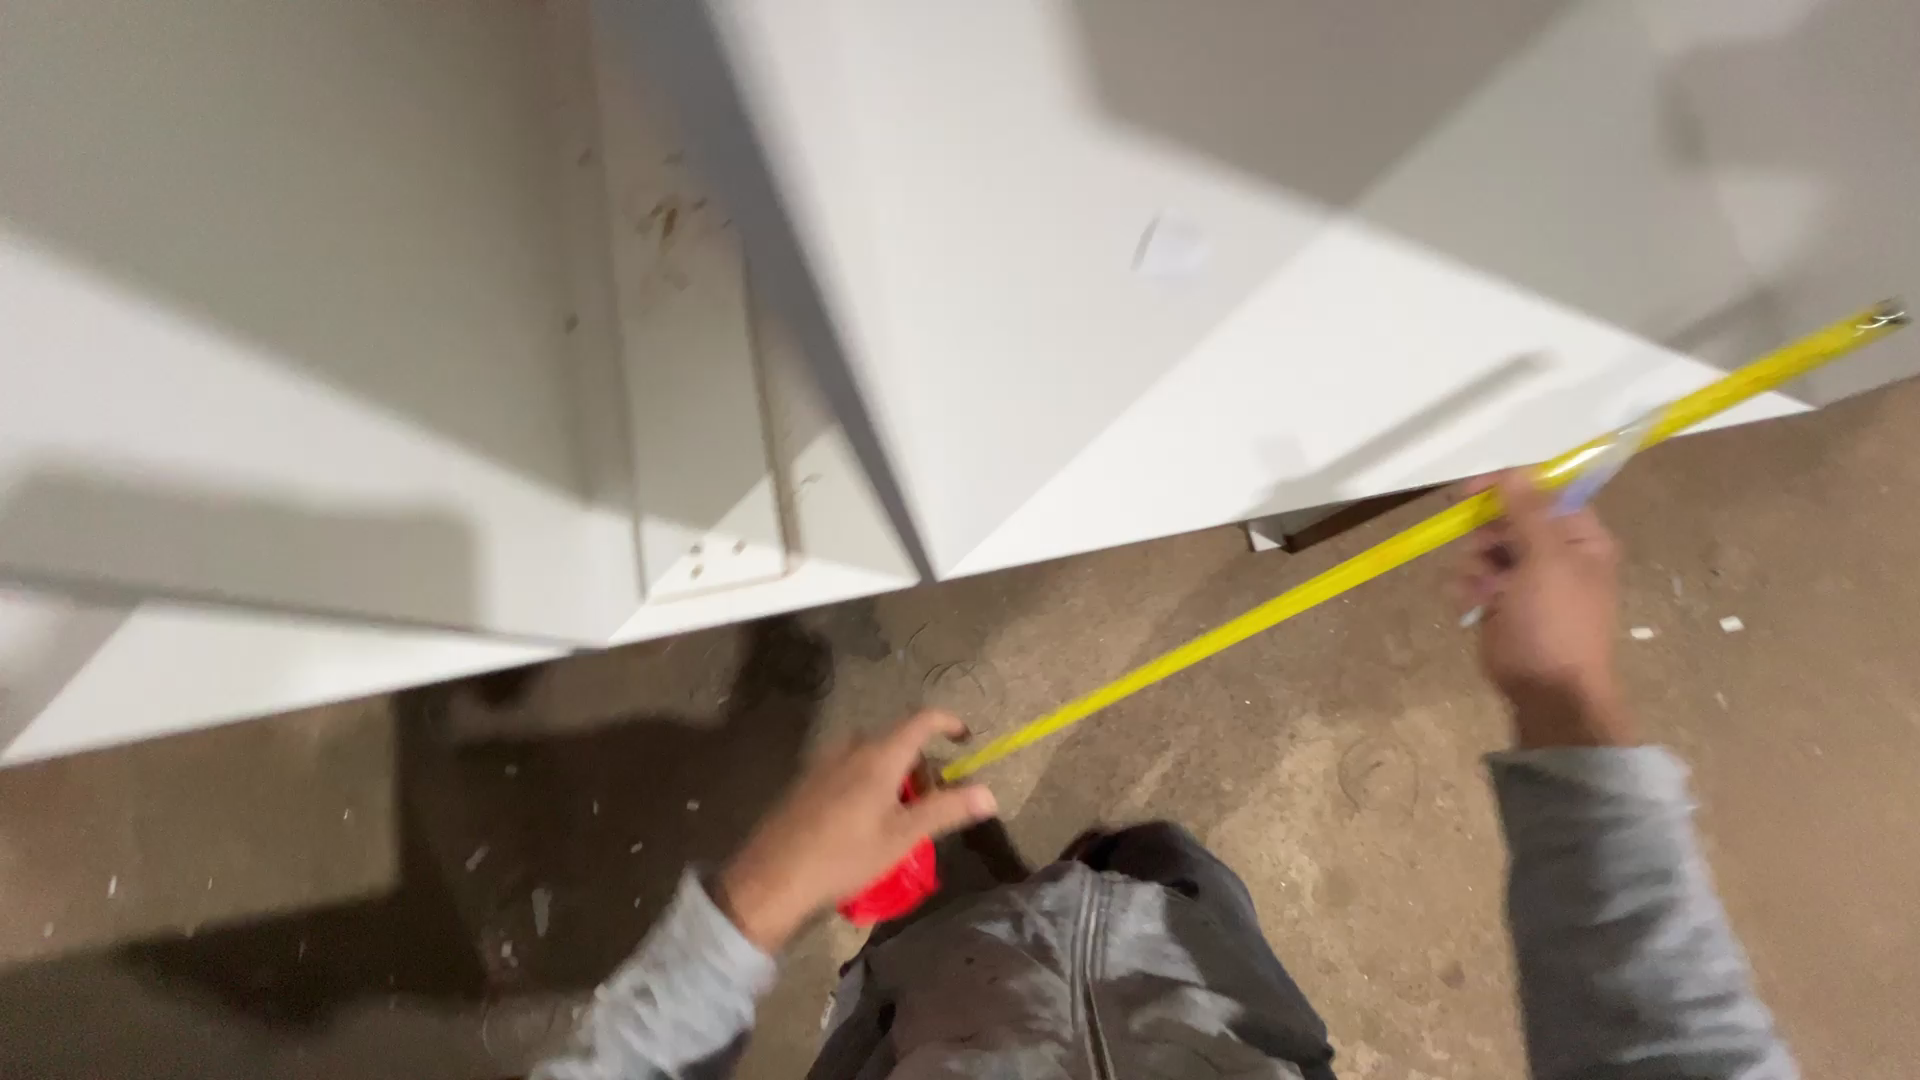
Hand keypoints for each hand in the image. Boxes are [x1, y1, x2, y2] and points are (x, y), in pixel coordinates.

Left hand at [716, 709, 997, 950]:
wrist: (770, 879)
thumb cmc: (843, 857)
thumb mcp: (902, 837)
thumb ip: (946, 809)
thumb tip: (989, 793)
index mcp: (879, 754)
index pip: (922, 719)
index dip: (948, 722)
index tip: (965, 739)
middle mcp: (852, 747)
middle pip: (899, 740)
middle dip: (921, 766)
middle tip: (930, 805)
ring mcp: (825, 761)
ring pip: (873, 755)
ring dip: (894, 776)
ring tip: (897, 819)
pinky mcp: (807, 779)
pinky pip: (849, 767)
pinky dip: (869, 782)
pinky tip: (861, 824)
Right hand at [1456, 471, 1635, 748]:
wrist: (1545, 686)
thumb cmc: (1556, 622)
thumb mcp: (1545, 561)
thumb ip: (1528, 514)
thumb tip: (1515, 470)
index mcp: (1580, 540)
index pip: (1543, 495)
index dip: (1508, 489)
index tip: (1470, 492)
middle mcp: (1554, 554)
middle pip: (1506, 520)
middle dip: (1486, 536)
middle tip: (1483, 553)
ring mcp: (1525, 578)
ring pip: (1483, 548)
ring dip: (1473, 565)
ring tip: (1482, 589)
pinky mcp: (1499, 600)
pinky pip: (1472, 577)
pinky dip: (1466, 587)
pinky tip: (1472, 603)